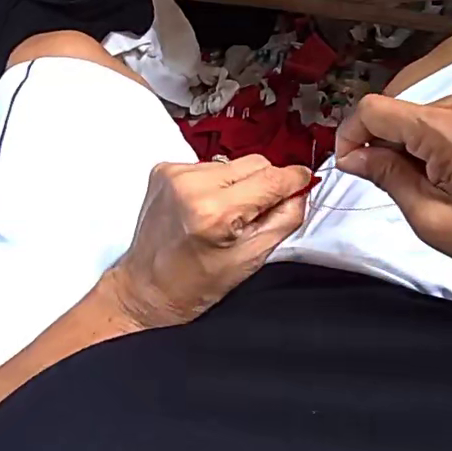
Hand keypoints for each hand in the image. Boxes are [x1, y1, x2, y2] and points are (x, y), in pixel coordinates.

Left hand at [100, 155, 312, 327]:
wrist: (147, 288)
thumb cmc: (194, 284)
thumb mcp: (252, 258)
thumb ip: (285, 219)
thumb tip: (302, 190)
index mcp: (215, 211)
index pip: (272, 177)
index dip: (295, 180)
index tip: (304, 182)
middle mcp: (192, 185)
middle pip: (255, 162)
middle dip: (265, 184)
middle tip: (258, 213)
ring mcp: (175, 173)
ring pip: (233, 162)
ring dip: (238, 183)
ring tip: (225, 214)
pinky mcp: (164, 169)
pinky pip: (209, 165)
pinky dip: (215, 183)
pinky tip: (206, 206)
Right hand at [334, 93, 451, 283]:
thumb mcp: (429, 216)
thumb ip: (385, 177)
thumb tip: (353, 157)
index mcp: (447, 127)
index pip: (372, 109)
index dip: (349, 135)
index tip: (347, 164)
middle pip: (388, 112)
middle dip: (375, 145)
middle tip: (383, 183)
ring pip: (404, 117)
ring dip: (396, 147)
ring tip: (415, 184)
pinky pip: (425, 121)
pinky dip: (415, 145)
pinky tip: (430, 175)